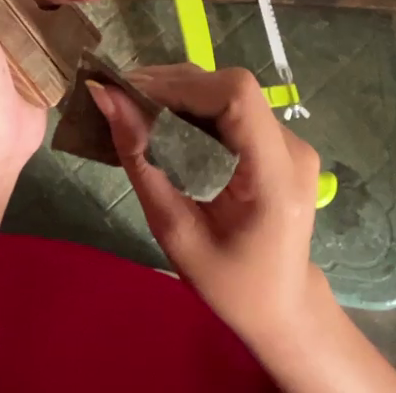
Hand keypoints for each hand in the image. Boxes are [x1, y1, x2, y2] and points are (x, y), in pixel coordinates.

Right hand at [89, 65, 327, 346]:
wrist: (282, 308)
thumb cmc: (228, 282)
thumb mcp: (173, 229)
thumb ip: (140, 158)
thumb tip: (104, 96)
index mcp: (274, 176)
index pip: (235, 95)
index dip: (179, 85)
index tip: (128, 98)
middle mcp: (291, 147)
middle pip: (227, 86)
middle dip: (168, 87)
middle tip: (119, 103)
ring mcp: (288, 141)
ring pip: (224, 89)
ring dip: (175, 93)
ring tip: (134, 111)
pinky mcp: (276, 140)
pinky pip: (228, 105)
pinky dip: (188, 105)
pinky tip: (161, 124)